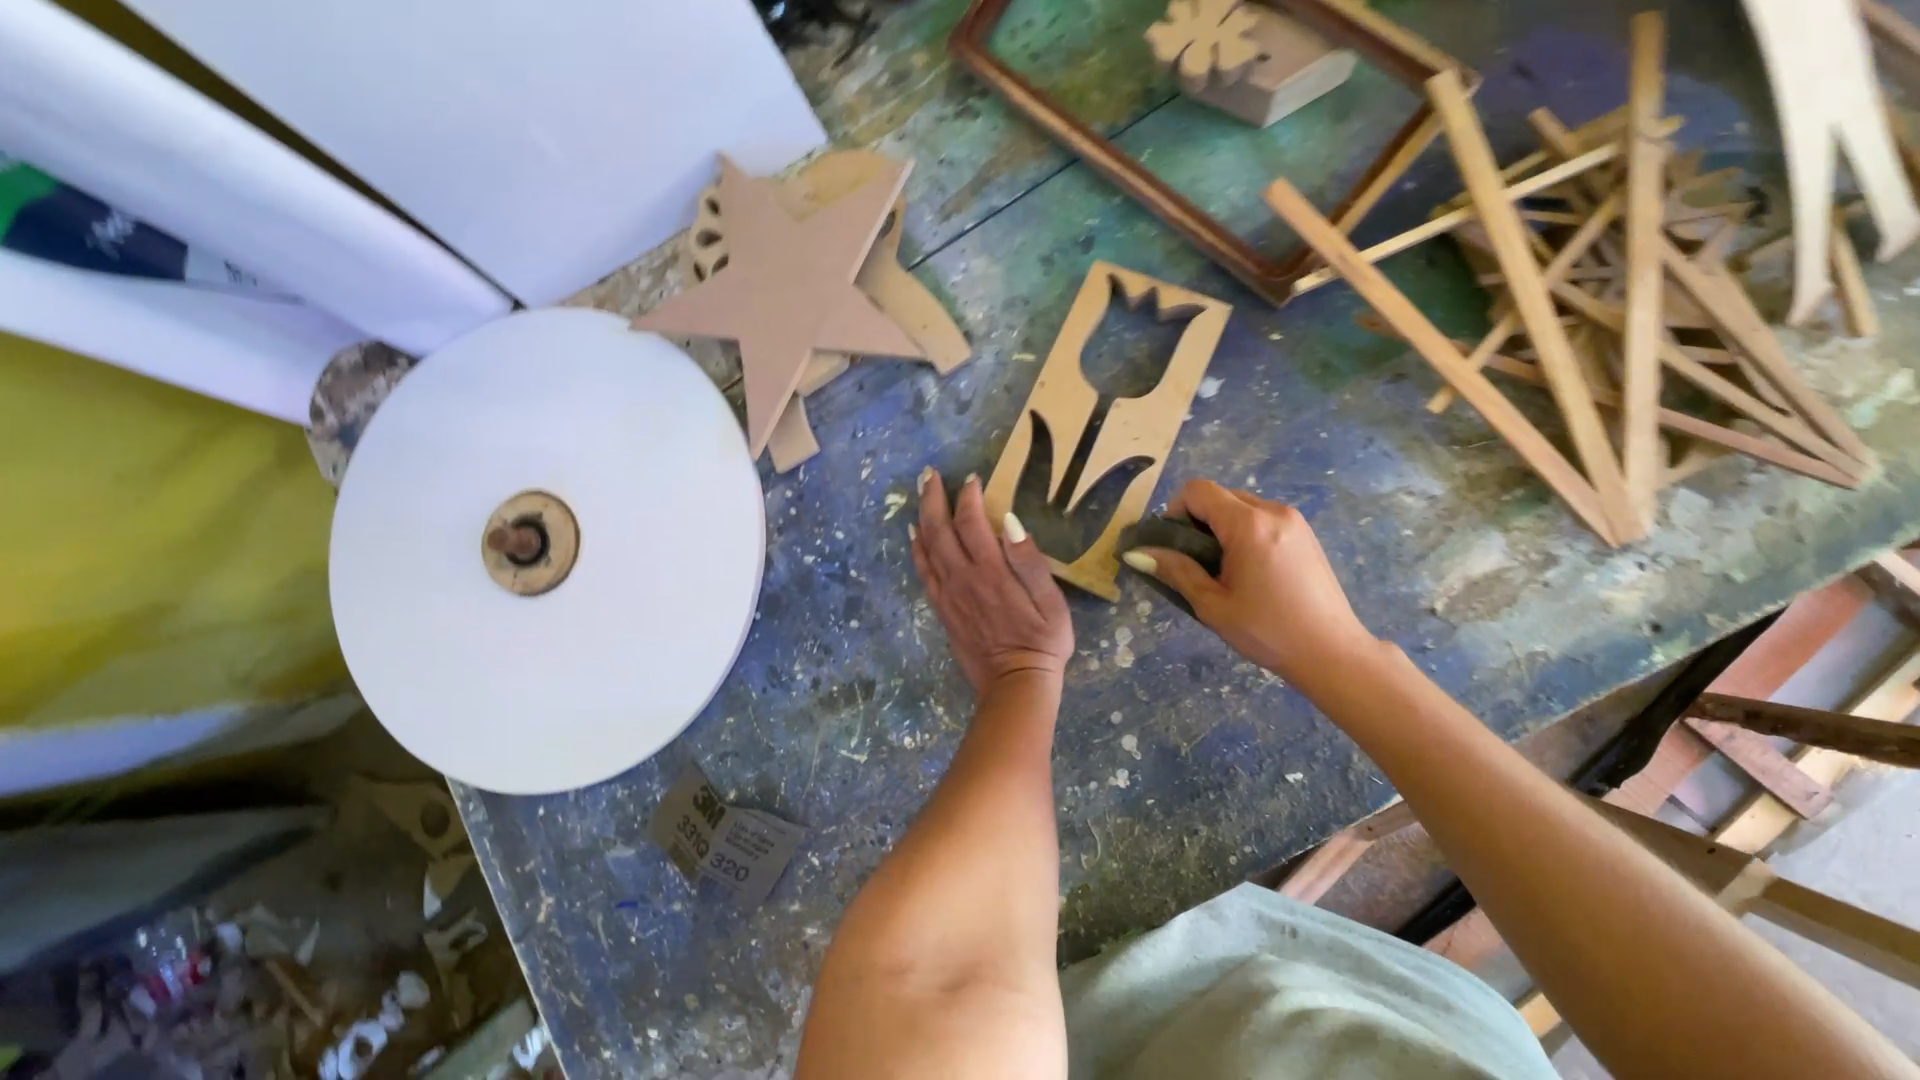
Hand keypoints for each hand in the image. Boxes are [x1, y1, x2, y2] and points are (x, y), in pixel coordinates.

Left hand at [909, 468, 1073, 695]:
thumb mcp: (1051, 602)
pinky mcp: (942, 610)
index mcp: (992, 572)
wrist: (1015, 684)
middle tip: (930, 474)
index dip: (970, 497)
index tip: (973, 478)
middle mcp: (963, 578)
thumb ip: (1030, 561)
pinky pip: (923, 572)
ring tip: (921, 493)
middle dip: (934, 497)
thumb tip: (1009, 521)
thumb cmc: (1043, 642)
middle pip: (940, 529)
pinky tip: (915, 536)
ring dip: (922, 517)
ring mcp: (948, 595)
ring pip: (927, 547)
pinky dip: (917, 549)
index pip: (972, 523)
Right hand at [1122, 478, 1377, 689]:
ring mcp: (1294, 520)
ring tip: (1224, 570)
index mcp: (1248, 525)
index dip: (1176, 511)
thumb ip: (1175, 572)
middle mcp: (1273, 511)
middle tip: (1196, 562)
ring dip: (1223, 527)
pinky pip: (1264, 518)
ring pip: (1243, 506)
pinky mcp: (1306, 534)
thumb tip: (1138, 553)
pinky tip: (1250, 571)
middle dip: (1198, 520)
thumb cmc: (1266, 631)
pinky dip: (1246, 533)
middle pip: (1220, 495)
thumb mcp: (1212, 605)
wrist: (1331, 651)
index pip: (1198, 491)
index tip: (1174, 546)